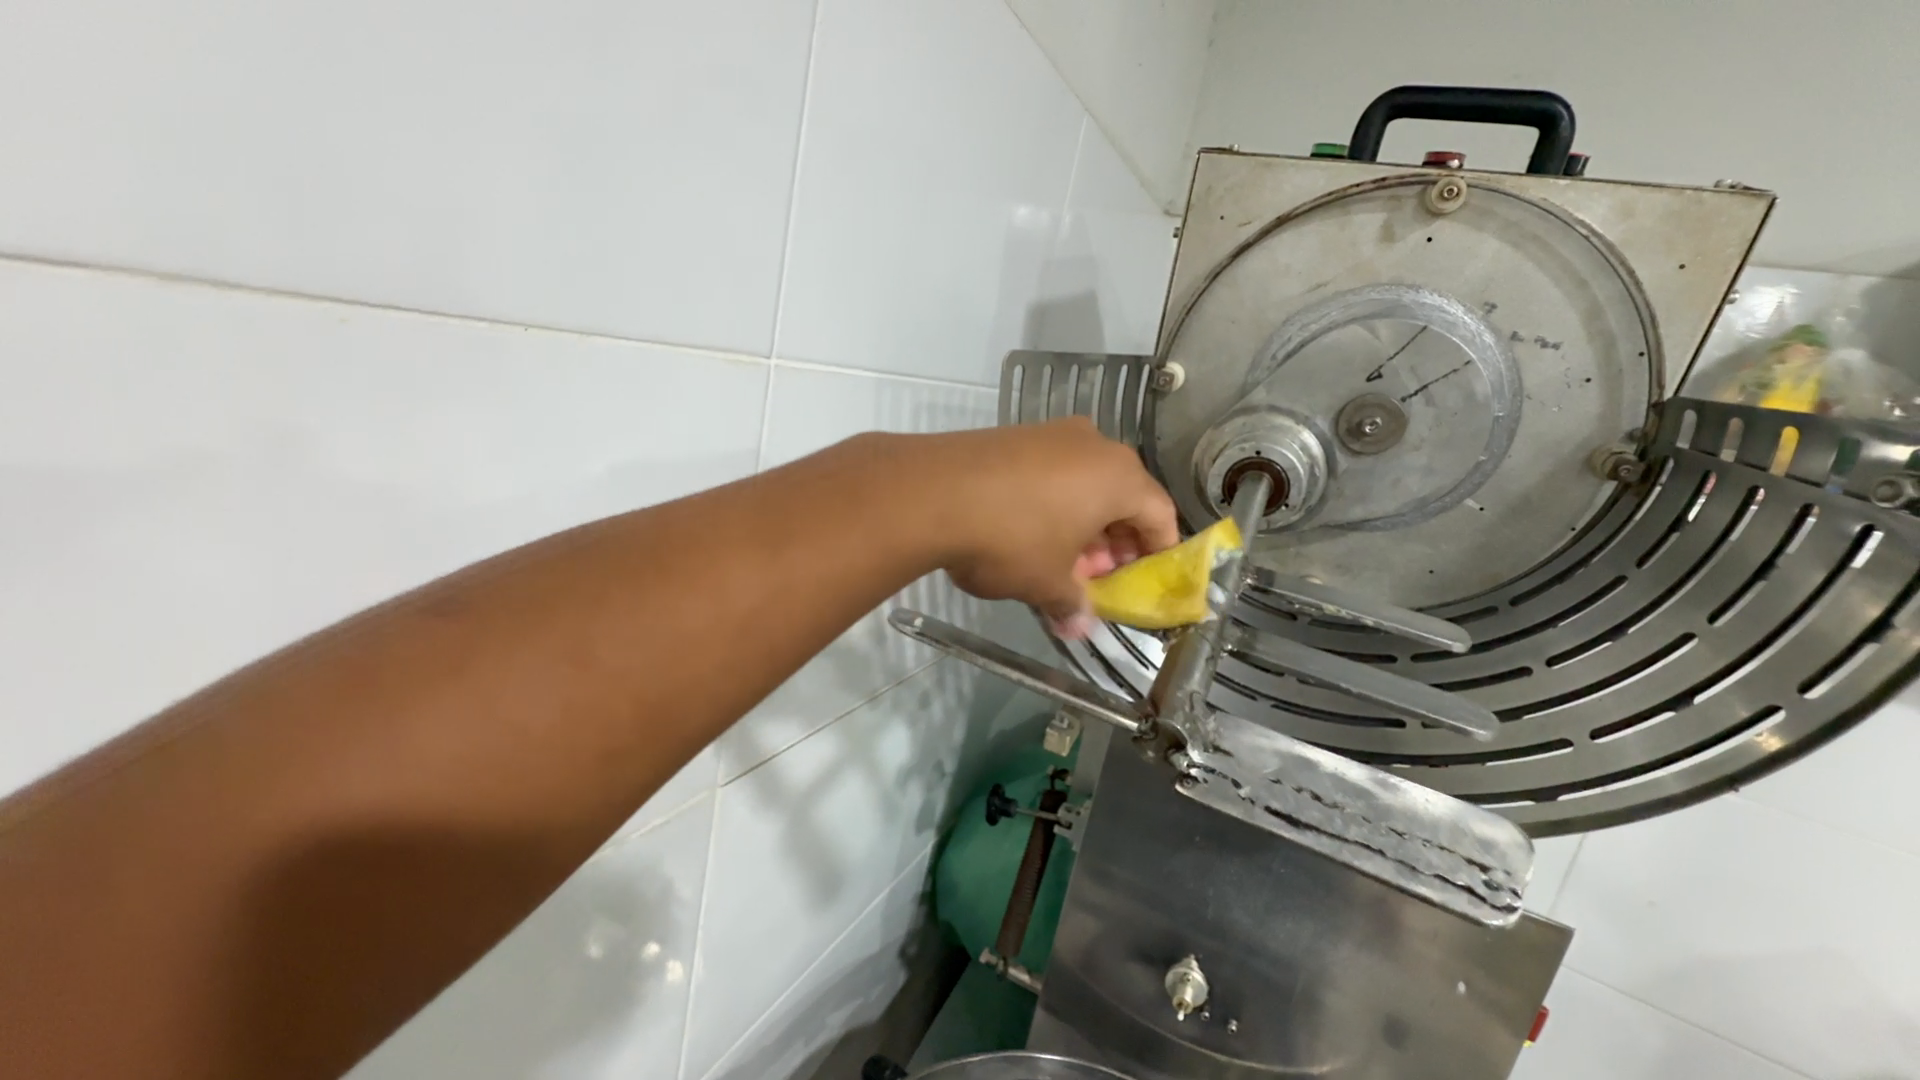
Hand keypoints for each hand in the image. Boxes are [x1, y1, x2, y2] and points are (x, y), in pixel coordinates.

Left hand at [897, 418, 1179, 633]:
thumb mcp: (1045, 582)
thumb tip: (1079, 626)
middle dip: (1113, 542)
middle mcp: (1093, 444)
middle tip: (1095, 579)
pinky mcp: (1014, 435)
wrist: (929, 492)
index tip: (1142, 582)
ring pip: (1084, 483)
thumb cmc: (1009, 538)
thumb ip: (1071, 604)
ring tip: (1058, 561)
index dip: (1157, 554)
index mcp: (1119, 476)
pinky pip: (1050, 472)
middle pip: (1123, 496)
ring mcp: (1050, 434)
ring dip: (1080, 524)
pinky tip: (1026, 533)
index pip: (1160, 516)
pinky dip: (1051, 503)